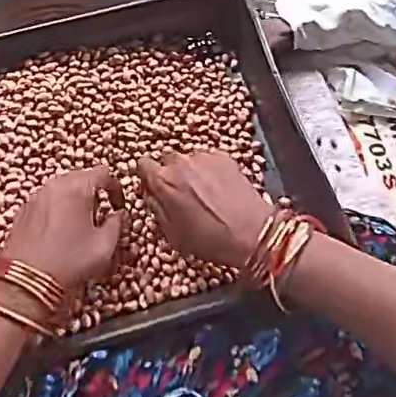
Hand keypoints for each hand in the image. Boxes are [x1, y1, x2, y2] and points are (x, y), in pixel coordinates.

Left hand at [0, 166, 123, 289]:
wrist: (25, 282)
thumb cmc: (67, 262)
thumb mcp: (103, 246)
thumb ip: (117, 224)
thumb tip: (119, 215)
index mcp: (76, 188)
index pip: (103, 173)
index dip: (116, 188)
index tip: (118, 206)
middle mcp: (54, 186)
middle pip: (81, 178)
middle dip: (94, 194)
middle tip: (100, 218)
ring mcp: (35, 197)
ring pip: (61, 190)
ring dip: (74, 202)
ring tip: (79, 227)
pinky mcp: (23, 211)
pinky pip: (46, 202)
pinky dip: (56, 210)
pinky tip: (59, 233)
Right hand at [137, 149, 274, 267]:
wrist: (253, 233)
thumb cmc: (211, 239)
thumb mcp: (173, 234)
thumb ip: (156, 209)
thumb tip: (151, 195)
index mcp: (163, 182)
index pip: (142, 164)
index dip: (147, 176)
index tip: (154, 186)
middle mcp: (180, 163)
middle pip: (166, 160)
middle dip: (170, 173)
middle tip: (181, 193)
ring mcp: (203, 157)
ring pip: (188, 159)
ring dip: (191, 171)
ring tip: (204, 193)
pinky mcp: (224, 157)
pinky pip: (208, 159)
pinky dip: (209, 170)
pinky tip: (219, 188)